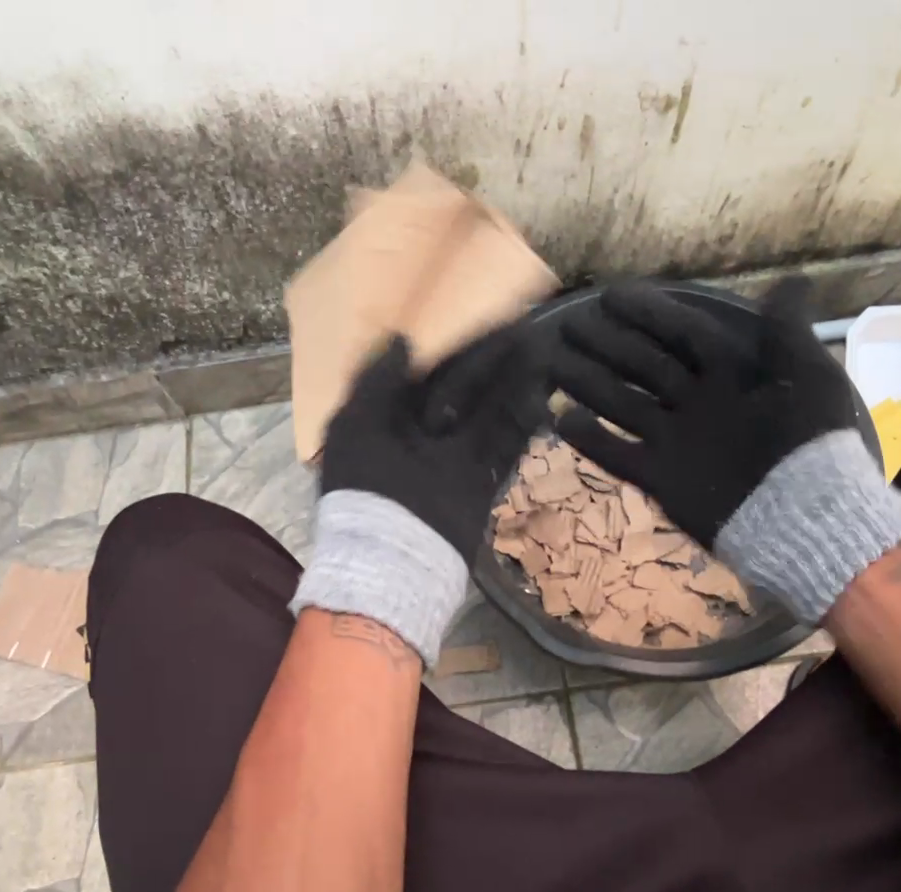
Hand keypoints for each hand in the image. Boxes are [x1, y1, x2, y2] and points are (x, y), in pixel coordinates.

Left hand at [291, 326, 548, 664]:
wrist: (389, 568)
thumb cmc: (367, 491)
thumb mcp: (357, 426)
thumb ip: (376, 379)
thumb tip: (400, 337)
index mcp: (383, 418)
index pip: (423, 369)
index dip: (453, 343)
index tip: (482, 315)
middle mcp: (417, 436)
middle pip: (459, 388)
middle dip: (490, 360)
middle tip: (526, 329)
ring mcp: (449, 461)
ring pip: (485, 414)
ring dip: (513, 386)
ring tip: (543, 354)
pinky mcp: (474, 485)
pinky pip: (500, 448)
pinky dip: (521, 426)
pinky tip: (542, 402)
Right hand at [550, 279, 857, 545]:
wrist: (801, 517)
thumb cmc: (808, 443)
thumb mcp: (809, 377)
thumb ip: (788, 332)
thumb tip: (793, 280)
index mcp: (730, 376)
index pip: (682, 334)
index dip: (649, 313)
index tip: (610, 296)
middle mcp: (696, 403)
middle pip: (643, 366)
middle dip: (606, 345)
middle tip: (568, 327)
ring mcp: (675, 441)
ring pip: (623, 404)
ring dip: (589, 384)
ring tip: (552, 366)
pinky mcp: (661, 477)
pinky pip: (618, 455)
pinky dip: (592, 440)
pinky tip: (561, 420)